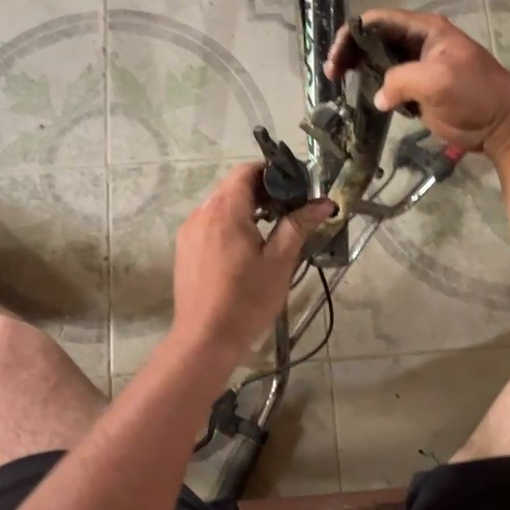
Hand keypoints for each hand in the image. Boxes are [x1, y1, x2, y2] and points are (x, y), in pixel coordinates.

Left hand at [168, 164, 333, 365]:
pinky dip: (229, 223)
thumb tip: (325, 203)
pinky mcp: (184, 248)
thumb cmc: (246, 300)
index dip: (271, 172)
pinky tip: (246, 246)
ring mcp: (189, 231)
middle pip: (232, 186)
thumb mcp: (279, 262)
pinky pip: (209, 222)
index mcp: (225, 210)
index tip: (295, 187)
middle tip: (289, 208)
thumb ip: (299, 225)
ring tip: (272, 228)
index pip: (246, 171)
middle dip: (261, 191)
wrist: (205, 339)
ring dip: (245, 208)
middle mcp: (202, 213)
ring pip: (220, 205)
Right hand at [326, 9, 509, 156]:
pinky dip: (371, 88)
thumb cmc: (476, 95)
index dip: (351, 36)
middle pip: (373, 38)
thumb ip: (401, 81)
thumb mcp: (437, 81)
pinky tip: (359, 99)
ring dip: (358, 71)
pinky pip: (388, 83)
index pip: (377, 21)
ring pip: (378, 61)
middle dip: (350, 52)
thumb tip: (378, 98)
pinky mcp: (418, 90)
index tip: (336, 61)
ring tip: (339, 87)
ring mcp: (418, 66)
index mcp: (425, 29)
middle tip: (333, 76)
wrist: (504, 125)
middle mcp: (418, 42)